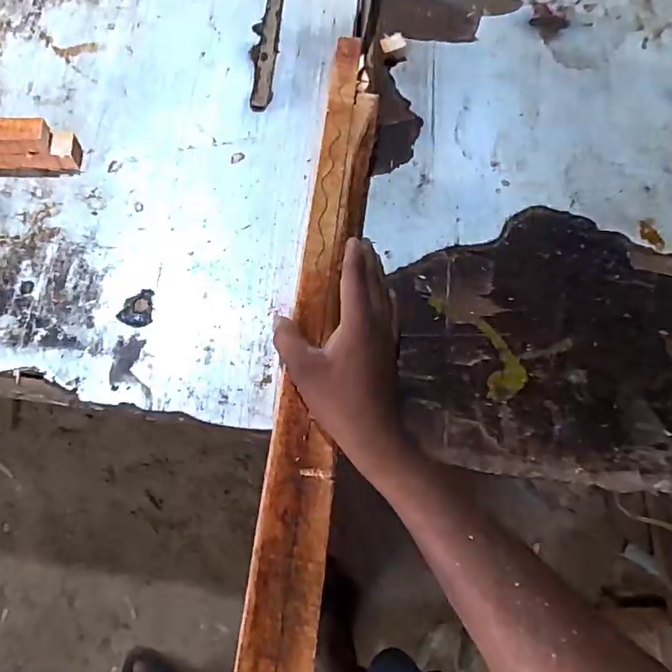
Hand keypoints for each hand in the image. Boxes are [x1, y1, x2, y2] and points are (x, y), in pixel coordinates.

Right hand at [273, 237, 414, 475]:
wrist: (375, 432)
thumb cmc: (338, 400)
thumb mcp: (304, 371)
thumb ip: (289, 341)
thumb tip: (280, 319)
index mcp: (358, 322)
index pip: (356, 281)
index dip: (353, 259)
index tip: (353, 240)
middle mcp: (378, 323)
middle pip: (376, 283)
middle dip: (369, 262)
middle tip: (364, 243)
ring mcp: (388, 337)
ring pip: (386, 296)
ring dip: (379, 276)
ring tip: (372, 264)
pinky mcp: (391, 350)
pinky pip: (390, 311)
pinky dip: (385, 296)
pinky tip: (384, 302)